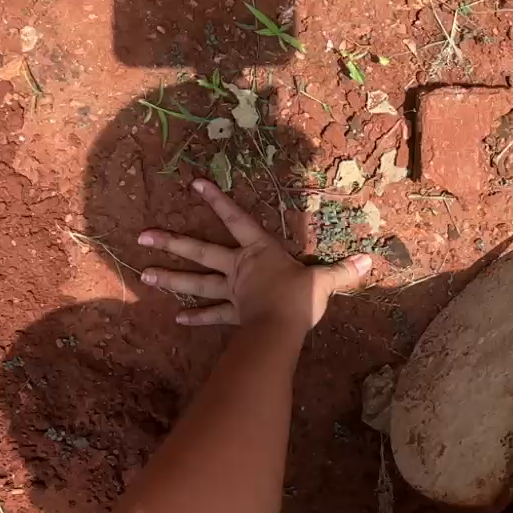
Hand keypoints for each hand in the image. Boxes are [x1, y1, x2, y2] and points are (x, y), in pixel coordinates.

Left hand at [137, 179, 370, 335]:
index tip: (195, 184)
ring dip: (172, 277)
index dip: (217, 201)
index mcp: (260, 251)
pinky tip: (176, 316)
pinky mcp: (232, 314)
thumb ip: (343, 271)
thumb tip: (369, 261)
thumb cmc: (300, 298)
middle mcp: (240, 267)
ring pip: (197, 281)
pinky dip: (196, 316)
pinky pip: (212, 315)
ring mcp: (232, 291)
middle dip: (173, 243)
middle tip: (143, 237)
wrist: (282, 329)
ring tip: (145, 274)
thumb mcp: (324, 282)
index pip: (237, 219)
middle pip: (202, 251)